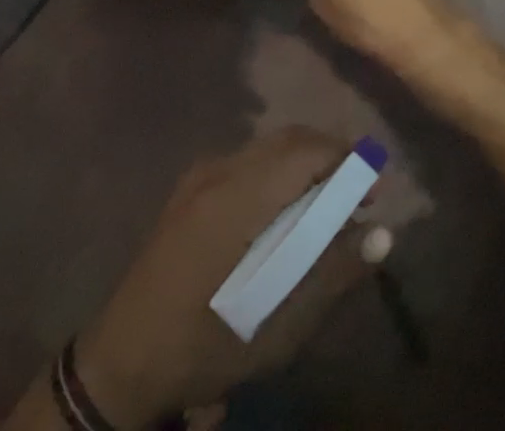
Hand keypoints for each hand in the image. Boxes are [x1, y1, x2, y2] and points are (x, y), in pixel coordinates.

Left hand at [74, 129, 376, 428]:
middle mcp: (216, 175)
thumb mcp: (277, 327)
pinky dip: (279, 172)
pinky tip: (287, 212)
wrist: (121, 362)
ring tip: (330, 206)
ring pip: (267, 148)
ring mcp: (197, 180)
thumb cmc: (204, 347)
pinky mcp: (188, 192)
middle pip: (289, 141)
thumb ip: (332, 274)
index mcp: (236, 201)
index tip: (377, 190)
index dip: (350, 160)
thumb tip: (383, 235)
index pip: (307, 152)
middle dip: (332, 157)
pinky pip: (246, 162)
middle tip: (360, 197)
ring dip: (306, 164)